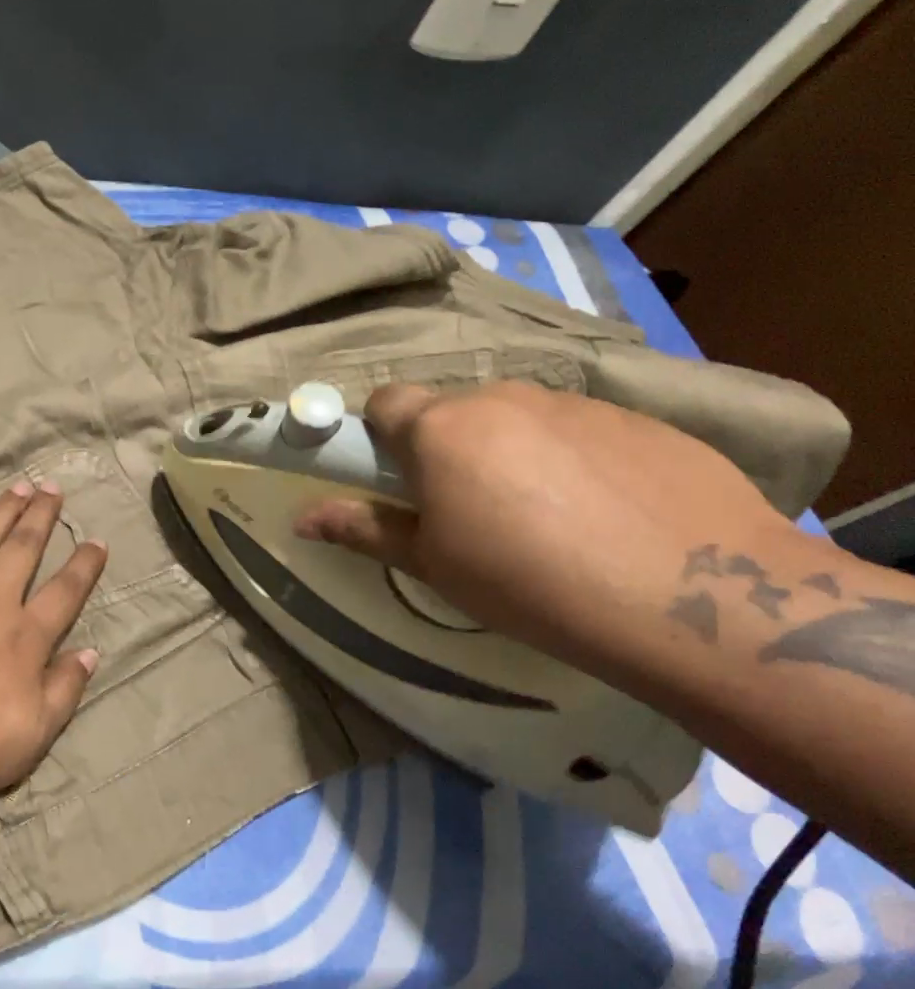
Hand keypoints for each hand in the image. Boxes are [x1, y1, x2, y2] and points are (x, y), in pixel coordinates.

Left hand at [0, 481, 106, 818]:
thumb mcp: (31, 737)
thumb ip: (63, 691)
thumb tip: (89, 653)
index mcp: (24, 638)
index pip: (65, 592)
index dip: (85, 565)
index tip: (97, 541)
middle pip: (24, 550)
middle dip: (42, 517)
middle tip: (53, 488)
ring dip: (2, 510)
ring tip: (18, 485)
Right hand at [290, 381, 801, 660]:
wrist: (696, 598)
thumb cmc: (530, 583)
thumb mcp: (434, 564)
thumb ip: (364, 529)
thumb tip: (300, 517)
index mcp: (441, 429)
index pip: (385, 402)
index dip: (381, 438)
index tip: (397, 481)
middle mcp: (503, 398)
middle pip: (453, 410)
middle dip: (448, 448)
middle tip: (470, 512)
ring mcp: (576, 404)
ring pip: (518, 419)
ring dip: (511, 453)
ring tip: (546, 520)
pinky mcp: (641, 420)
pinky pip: (580, 431)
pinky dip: (573, 461)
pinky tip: (604, 515)